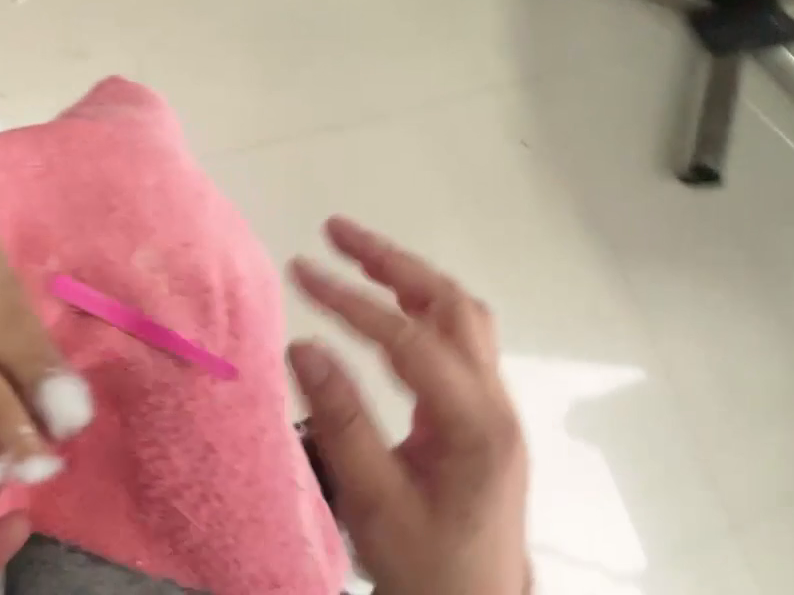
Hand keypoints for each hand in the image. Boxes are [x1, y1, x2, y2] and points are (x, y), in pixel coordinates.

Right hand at [289, 217, 529, 594]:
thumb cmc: (425, 564)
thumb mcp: (375, 503)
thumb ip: (341, 423)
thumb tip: (302, 345)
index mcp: (473, 425)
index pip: (409, 339)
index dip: (351, 301)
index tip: (299, 271)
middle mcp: (494, 403)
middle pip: (450, 306)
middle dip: (390, 261)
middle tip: (333, 232)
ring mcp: (494, 405)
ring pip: (459, 315)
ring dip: (408, 275)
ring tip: (355, 251)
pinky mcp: (481, 413)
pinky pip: (457, 336)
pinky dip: (418, 302)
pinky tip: (387, 300)